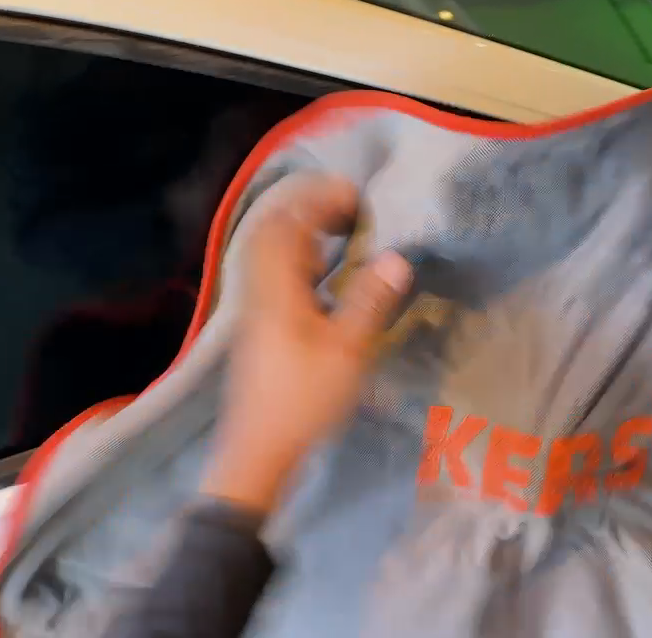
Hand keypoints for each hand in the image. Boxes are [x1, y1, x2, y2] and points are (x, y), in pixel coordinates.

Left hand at [200, 175, 412, 515]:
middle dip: (306, 208)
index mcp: (277, 289)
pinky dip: (295, 258)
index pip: (288, 224)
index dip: (317, 201)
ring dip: (299, 232)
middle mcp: (260, 291)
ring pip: (269, 252)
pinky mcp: (258, 328)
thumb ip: (370, 302)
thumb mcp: (347, 353)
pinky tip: (319, 275)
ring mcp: (254, 310)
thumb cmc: (303, 401)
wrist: (256, 454)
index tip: (353, 195)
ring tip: (336, 231)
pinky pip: (272, 273)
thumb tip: (397, 258)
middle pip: (272, 231)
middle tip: (344, 206)